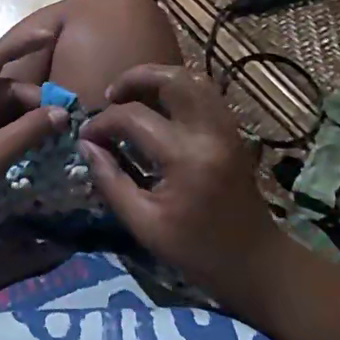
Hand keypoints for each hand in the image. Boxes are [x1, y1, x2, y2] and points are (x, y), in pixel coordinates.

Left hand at [0, 24, 70, 230]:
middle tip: (63, 119)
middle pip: (6, 86)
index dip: (23, 44)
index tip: (49, 36)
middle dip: (35, 99)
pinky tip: (36, 143)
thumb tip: (63, 113)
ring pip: (4, 107)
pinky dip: (17, 130)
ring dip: (28, 116)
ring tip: (54, 133)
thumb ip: (31, 129)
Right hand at [80, 64, 291, 301]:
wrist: (254, 260)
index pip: (134, 117)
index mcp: (185, 156)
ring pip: (193, 78)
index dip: (103, 122)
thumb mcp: (143, 223)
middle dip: (135, 78)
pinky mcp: (233, 130)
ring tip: (133, 95)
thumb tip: (86, 145)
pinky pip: (206, 93)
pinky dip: (179, 89)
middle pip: (172, 79)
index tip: (86, 136)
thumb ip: (110, 180)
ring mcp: (226, 126)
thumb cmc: (196, 249)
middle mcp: (209, 130)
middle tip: (110, 95)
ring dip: (159, 78)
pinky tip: (160, 106)